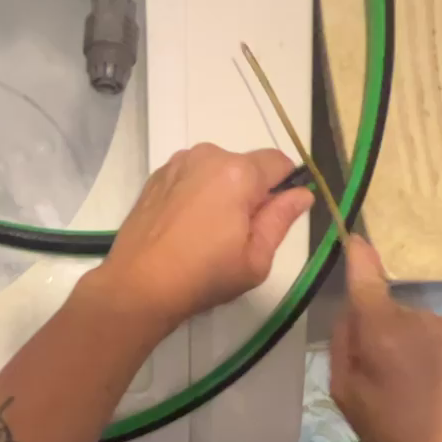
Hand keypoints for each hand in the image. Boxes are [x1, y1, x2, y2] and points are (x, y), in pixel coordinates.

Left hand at [83, 144, 314, 326]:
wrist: (139, 285)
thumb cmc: (203, 277)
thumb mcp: (255, 259)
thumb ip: (281, 220)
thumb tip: (301, 194)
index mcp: (238, 173)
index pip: (279, 162)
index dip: (285, 188)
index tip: (275, 218)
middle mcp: (208, 155)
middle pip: (246, 166)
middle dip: (250, 194)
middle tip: (238, 237)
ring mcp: (178, 163)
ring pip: (217, 171)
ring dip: (222, 194)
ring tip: (208, 235)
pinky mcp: (156, 177)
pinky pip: (191, 178)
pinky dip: (197, 196)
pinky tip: (186, 229)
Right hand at [330, 237, 441, 441]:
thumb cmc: (384, 429)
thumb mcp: (343, 389)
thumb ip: (343, 340)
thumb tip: (352, 307)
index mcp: (380, 331)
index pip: (365, 277)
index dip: (357, 257)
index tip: (352, 240)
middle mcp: (416, 317)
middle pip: (388, 306)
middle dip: (380, 327)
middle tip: (380, 370)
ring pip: (413, 320)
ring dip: (406, 339)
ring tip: (409, 380)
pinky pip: (435, 330)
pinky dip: (429, 347)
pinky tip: (431, 378)